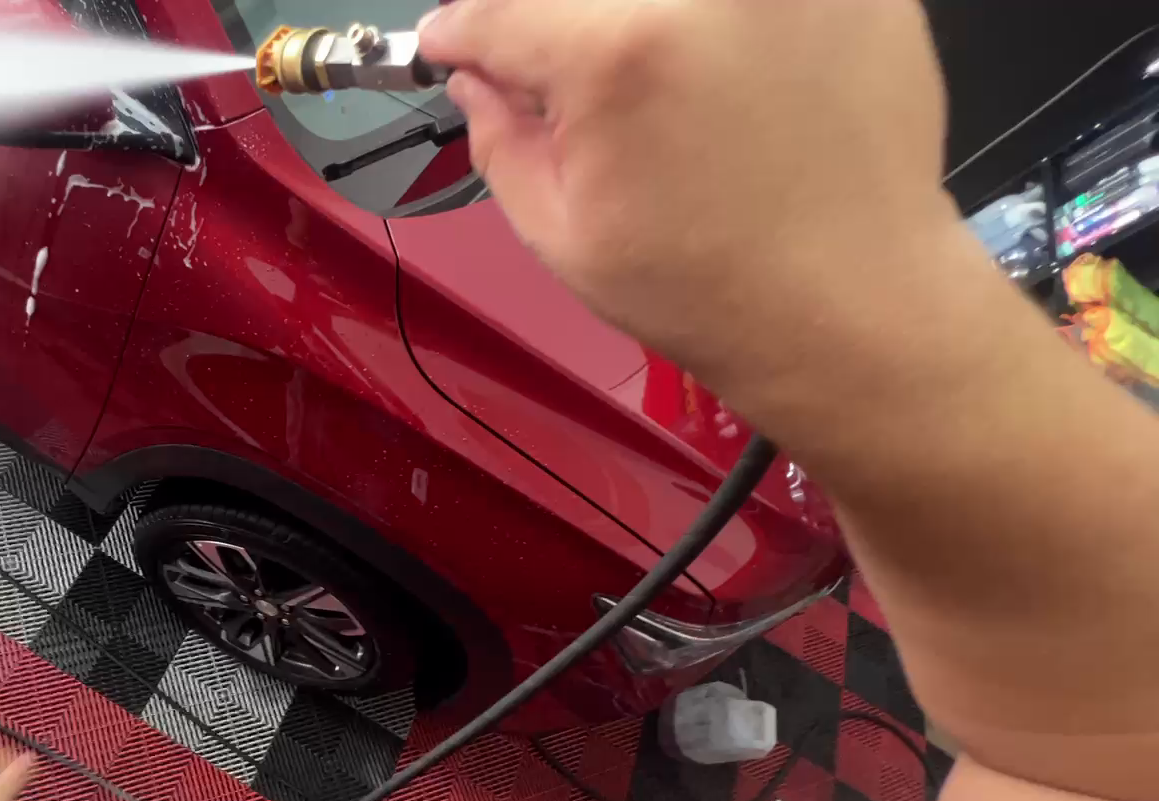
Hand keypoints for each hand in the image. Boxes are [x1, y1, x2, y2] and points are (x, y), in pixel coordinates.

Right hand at [418, 0, 968, 388]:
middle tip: (522, 65)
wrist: (834, 298)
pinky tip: (696, 78)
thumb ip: (500, 141)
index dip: (458, 28)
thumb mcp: (556, 231)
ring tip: (612, 81)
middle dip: (532, 17)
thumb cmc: (691, 284)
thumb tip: (474, 82)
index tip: (441, 38)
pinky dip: (691, 26)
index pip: (504, 12)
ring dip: (608, 21)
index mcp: (618, 56)